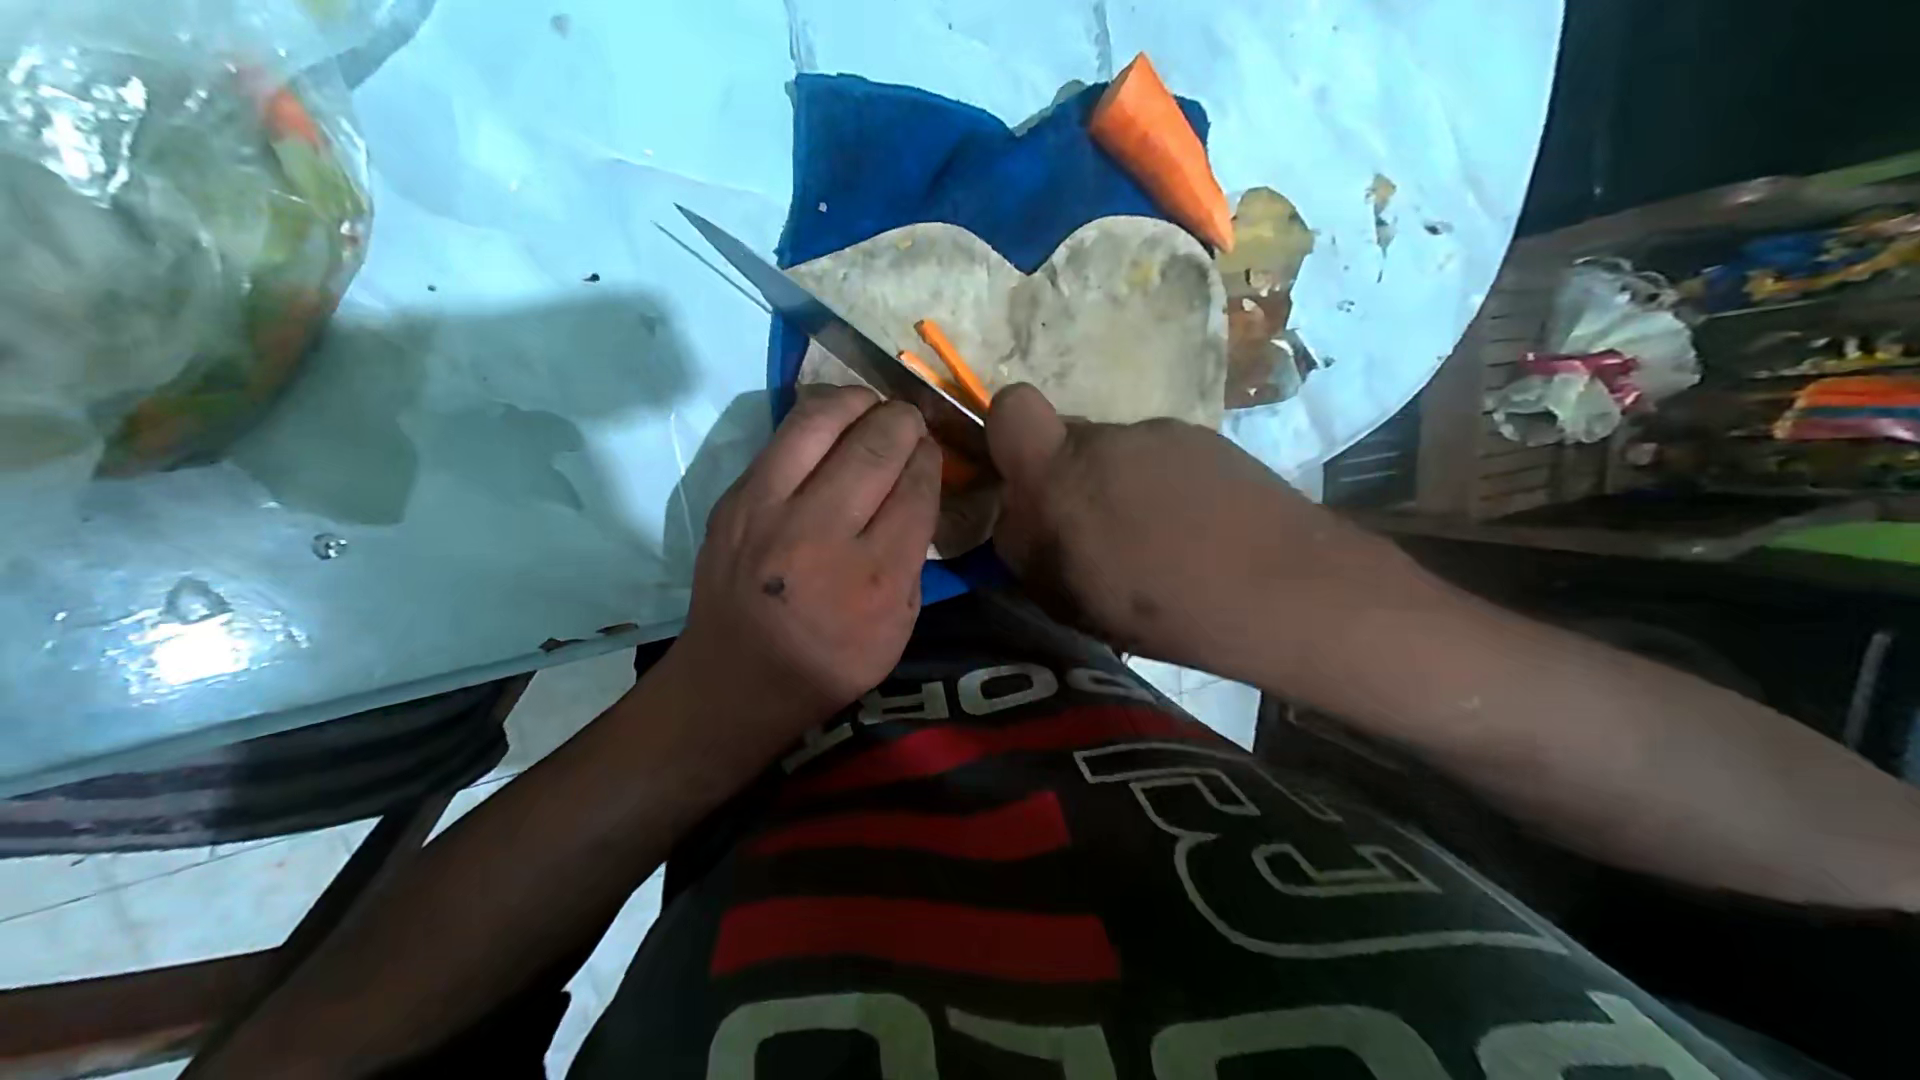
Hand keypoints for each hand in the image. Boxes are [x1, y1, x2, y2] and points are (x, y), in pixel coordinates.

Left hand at [664, 385, 940, 757]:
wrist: (739, 676)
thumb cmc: (832, 660)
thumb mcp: (900, 625)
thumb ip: (912, 556)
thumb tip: (916, 490)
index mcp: (874, 577)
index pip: (915, 488)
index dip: (930, 458)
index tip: (932, 449)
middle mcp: (822, 535)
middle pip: (875, 448)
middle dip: (903, 422)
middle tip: (910, 419)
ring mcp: (769, 512)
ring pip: (819, 424)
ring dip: (856, 402)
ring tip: (871, 403)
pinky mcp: (735, 502)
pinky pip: (781, 440)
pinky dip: (815, 420)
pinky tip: (832, 422)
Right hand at [986, 383, 1431, 687]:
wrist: (1290, 591)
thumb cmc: (1165, 609)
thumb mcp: (1072, 598)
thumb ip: (1029, 548)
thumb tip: (1018, 518)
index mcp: (1065, 475)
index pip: (1011, 408)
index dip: (1005, 435)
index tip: (1023, 482)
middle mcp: (1110, 438)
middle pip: (1067, 441)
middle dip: (1067, 481)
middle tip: (1096, 538)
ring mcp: (1166, 434)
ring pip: (1116, 452)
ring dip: (1117, 487)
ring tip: (1155, 543)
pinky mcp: (1210, 441)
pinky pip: (1162, 457)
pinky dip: (1162, 487)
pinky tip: (1194, 532)